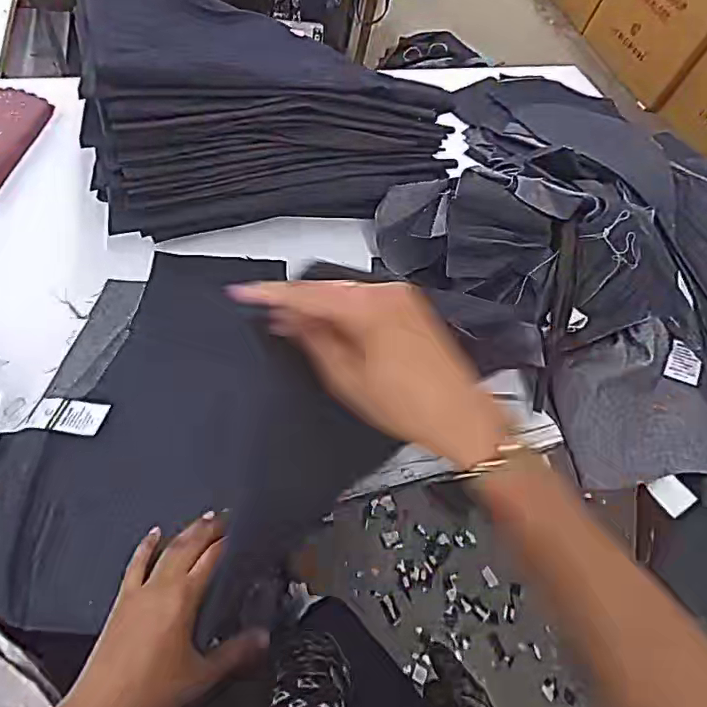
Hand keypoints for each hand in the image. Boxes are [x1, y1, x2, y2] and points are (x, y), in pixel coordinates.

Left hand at [59, 515, 268, 706]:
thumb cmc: (147, 699)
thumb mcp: (200, 678)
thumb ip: (234, 654)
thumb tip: (260, 639)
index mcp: (181, 600)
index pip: (210, 559)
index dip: (227, 542)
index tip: (241, 532)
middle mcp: (158, 589)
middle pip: (187, 546)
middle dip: (208, 529)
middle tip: (225, 518)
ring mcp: (137, 593)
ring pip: (165, 551)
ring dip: (184, 533)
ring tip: (200, 521)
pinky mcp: (121, 603)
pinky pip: (136, 564)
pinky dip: (146, 547)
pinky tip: (152, 536)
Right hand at [230, 280, 508, 467]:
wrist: (461, 416)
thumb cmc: (414, 406)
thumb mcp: (346, 379)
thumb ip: (312, 340)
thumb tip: (287, 320)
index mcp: (368, 307)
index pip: (306, 293)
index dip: (269, 294)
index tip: (245, 292)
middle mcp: (387, 293)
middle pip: (326, 289)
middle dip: (295, 303)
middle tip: (269, 316)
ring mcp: (402, 298)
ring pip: (344, 294)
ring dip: (319, 309)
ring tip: (296, 329)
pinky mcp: (409, 307)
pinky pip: (364, 300)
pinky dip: (343, 312)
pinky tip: (330, 329)